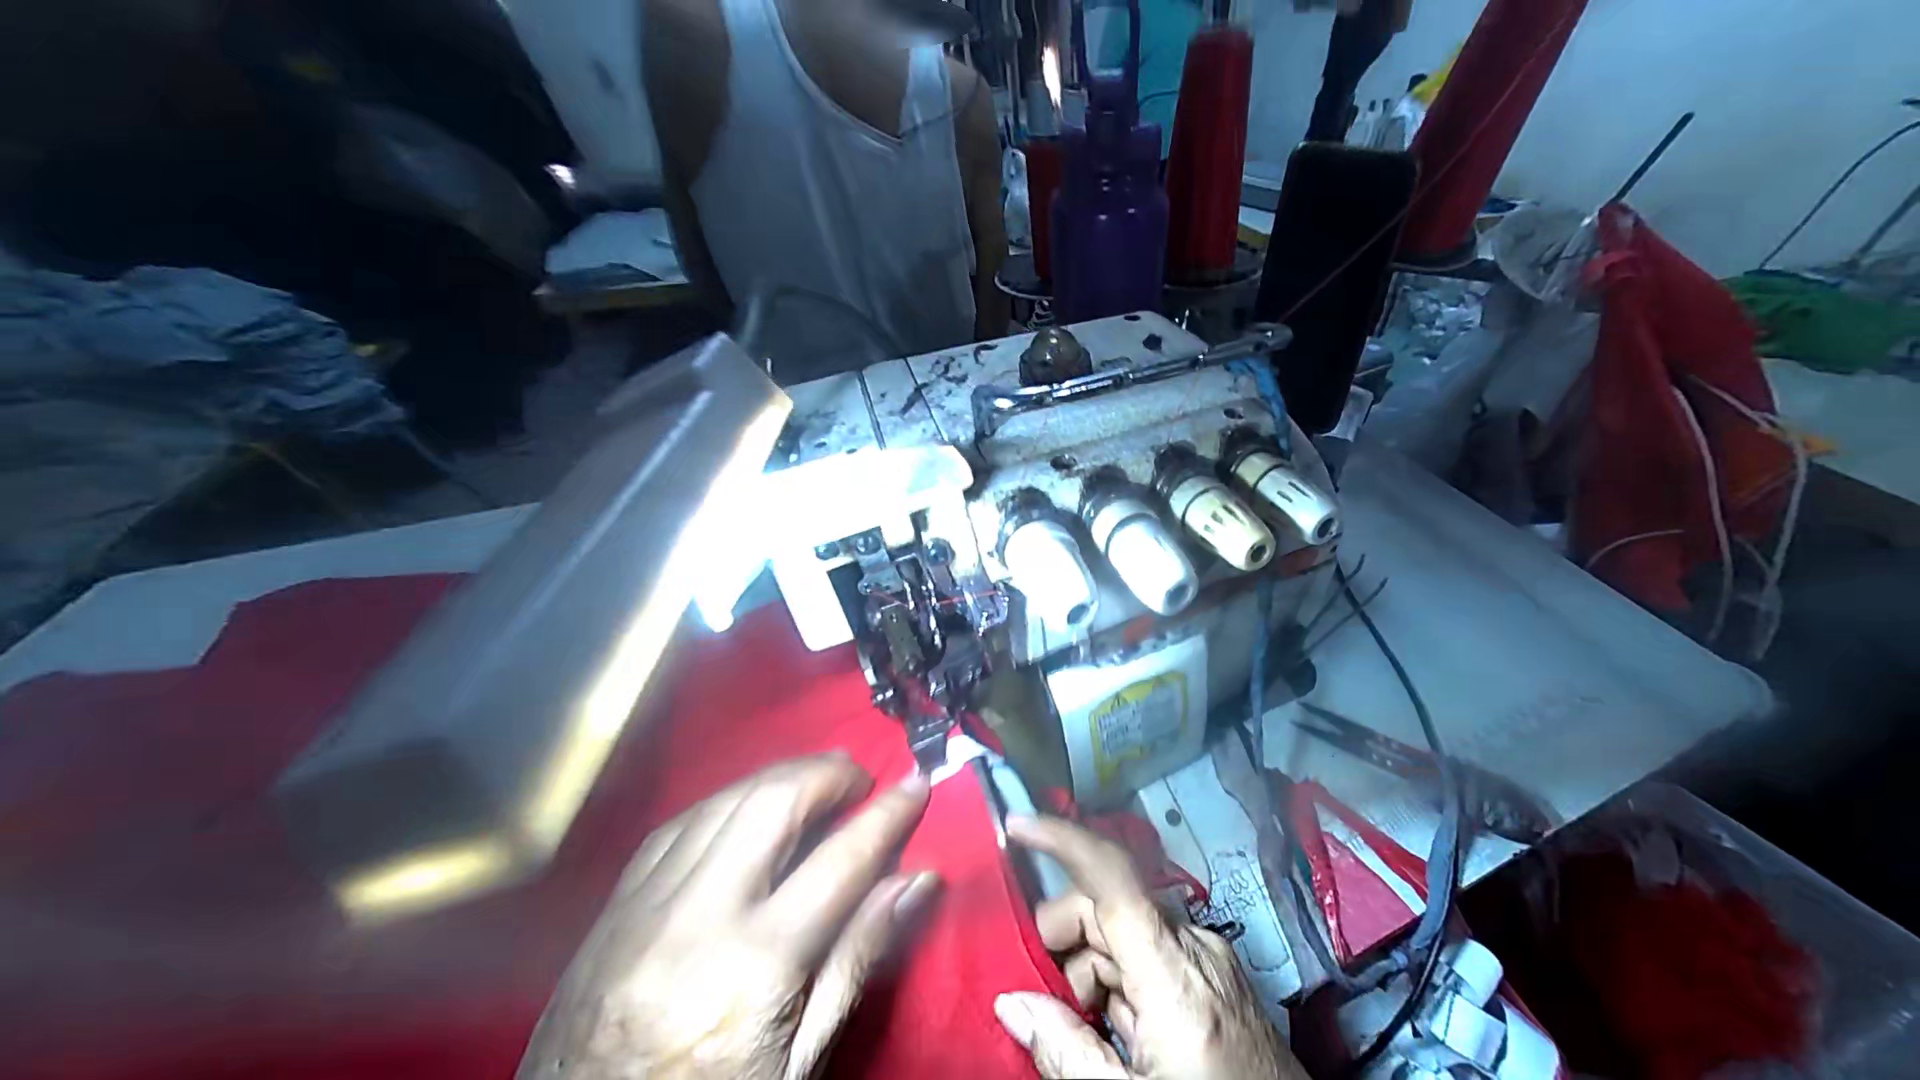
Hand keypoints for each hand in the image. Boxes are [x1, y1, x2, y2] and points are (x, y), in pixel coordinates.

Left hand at [519, 754, 938, 1079]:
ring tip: (815, 779)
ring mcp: (650, 904)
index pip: (841, 861)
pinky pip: (679, 824)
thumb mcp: (800, 1061)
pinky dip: (727, 801)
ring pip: (725, 801)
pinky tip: (748, 804)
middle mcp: (701, 916)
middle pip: (774, 805)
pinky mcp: (616, 905)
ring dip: (779, 776)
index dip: (888, 814)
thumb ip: (857, 958)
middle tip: (860, 777)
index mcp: (757, 965)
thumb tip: (916, 880)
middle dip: (827, 774)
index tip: (916, 783)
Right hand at [994, 815, 1303, 1079]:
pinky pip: (1151, 956)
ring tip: (1086, 1027)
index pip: (1113, 878)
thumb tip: (1011, 1003)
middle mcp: (1196, 950)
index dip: (1062, 840)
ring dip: (1091, 965)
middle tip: (1044, 992)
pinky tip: (1118, 1030)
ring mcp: (1211, 962)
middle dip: (1064, 937)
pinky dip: (1121, 979)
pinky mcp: (1219, 979)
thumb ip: (1066, 1051)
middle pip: (1108, 907)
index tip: (1017, 826)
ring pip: (1126, 932)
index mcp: (1176, 976)